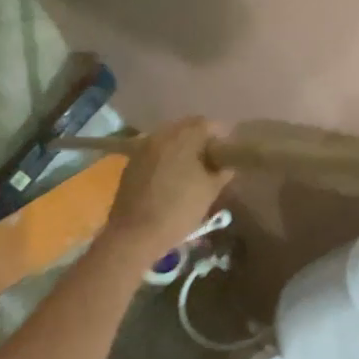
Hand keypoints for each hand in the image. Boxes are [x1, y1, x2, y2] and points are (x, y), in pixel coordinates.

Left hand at [102, 118, 234, 262]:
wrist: (135, 233)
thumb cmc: (178, 210)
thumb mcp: (209, 191)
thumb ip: (221, 171)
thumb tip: (226, 163)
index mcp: (181, 137)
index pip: (208, 125)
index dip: (221, 137)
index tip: (228, 154)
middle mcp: (159, 135)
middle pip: (185, 129)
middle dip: (200, 141)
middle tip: (212, 161)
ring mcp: (141, 148)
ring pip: (168, 140)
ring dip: (181, 150)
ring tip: (192, 170)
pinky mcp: (131, 163)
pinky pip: (153, 153)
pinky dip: (165, 159)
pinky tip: (171, 177)